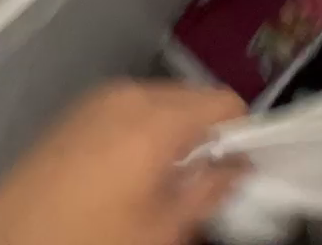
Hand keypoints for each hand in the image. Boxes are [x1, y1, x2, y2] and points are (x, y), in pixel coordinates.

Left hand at [0, 81, 247, 244]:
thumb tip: (239, 166)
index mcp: (155, 117)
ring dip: (176, 134)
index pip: (223, 102)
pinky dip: (144, 132)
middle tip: (207, 186)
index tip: (246, 170)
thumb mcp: (158, 231)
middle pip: (192, 98)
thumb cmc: (89, 243)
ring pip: (161, 103)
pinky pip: (130, 109)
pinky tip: (131, 176)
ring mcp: (97, 98)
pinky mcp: (76, 112)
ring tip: (166, 186)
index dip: (242, 134)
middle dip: (207, 135)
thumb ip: (207, 191)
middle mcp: (129, 92)